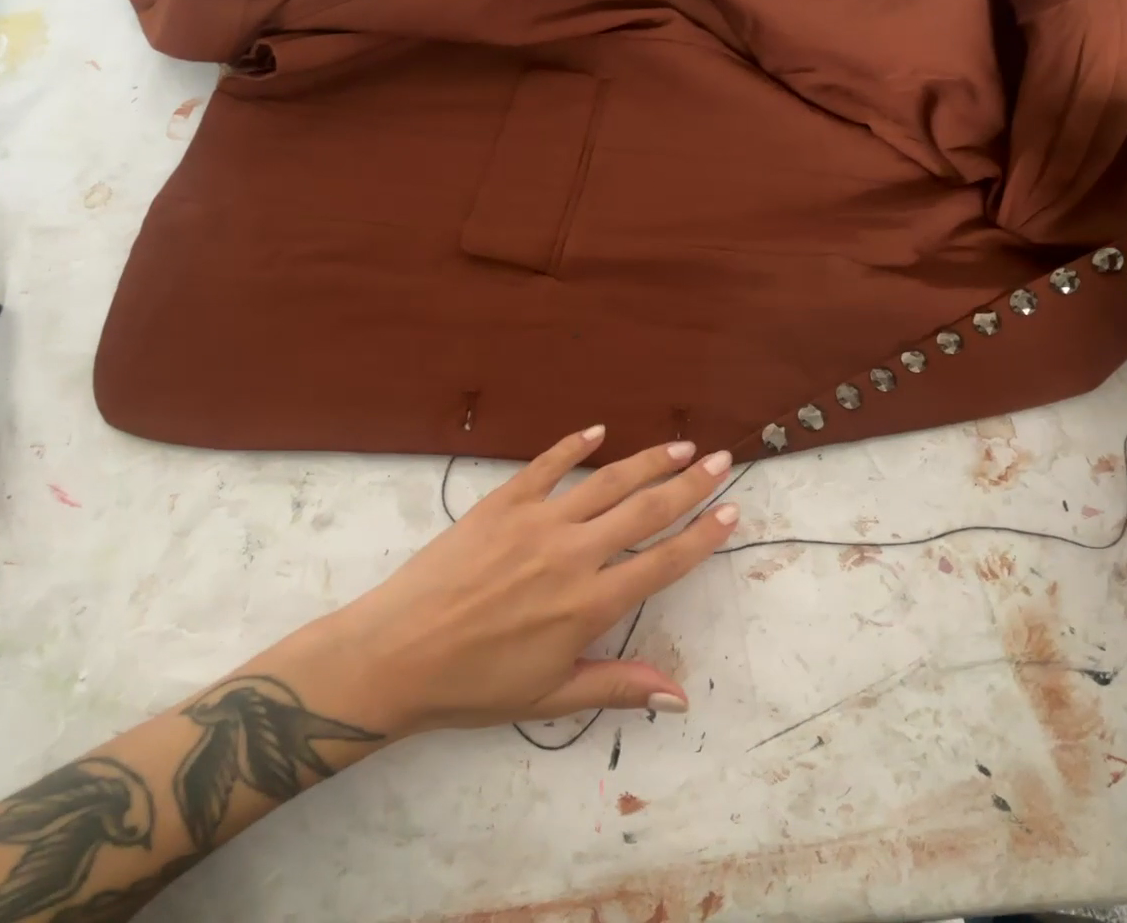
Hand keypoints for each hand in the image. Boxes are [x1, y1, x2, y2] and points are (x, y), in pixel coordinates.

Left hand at [320, 428, 738, 735]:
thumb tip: (681, 697)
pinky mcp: (500, 505)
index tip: (732, 511)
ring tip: (679, 445)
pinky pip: (545, 466)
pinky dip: (573, 445)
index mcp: (590, 604)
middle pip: (645, 510)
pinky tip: (597, 430)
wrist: (395, 654)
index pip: (663, 561)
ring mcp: (536, 522)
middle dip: (690, 484)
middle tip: (721, 460)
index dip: (703, 536)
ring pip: (605, 482)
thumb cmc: (474, 685)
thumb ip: (619, 685)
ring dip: (647, 461)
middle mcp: (573, 554)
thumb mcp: (551, 696)